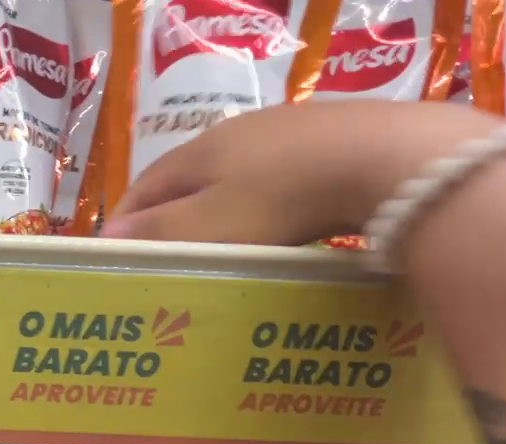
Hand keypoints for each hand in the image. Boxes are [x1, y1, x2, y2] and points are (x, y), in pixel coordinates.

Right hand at [102, 101, 502, 245]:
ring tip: (218, 241)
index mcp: (200, 150)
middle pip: (188, 177)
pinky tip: (276, 220)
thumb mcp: (210, 224)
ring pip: (234, 172)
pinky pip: (278, 171)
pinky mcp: (333, 133)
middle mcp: (239, 129)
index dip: (124, 219)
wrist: (395, 159)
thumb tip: (111, 234)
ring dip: (217, 206)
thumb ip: (159, 231)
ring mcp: (289, 127)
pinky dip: (262, 198)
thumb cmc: (284, 198)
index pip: (144, 186)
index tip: (117, 254)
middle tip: (164, 254)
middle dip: (169, 214)